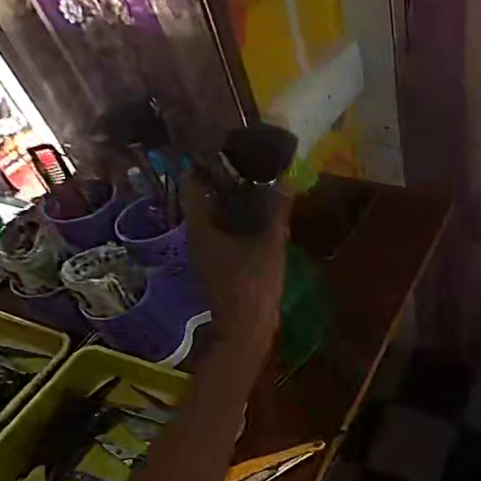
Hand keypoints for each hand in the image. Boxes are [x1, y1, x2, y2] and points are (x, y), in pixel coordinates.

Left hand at [184, 176, 287, 360]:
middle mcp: (197, 235)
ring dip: (234, 201)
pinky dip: (238, 221)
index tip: (230, 151)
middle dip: (226, 180)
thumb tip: (288, 179)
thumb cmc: (252, 284)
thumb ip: (278, 210)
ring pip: (215, 216)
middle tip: (252, 164)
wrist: (245, 330)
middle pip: (205, 198)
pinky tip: (261, 217)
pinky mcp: (218, 264)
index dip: (208, 163)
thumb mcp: (270, 243)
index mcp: (200, 225)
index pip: (192, 182)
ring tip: (261, 185)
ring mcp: (206, 252)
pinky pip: (224, 232)